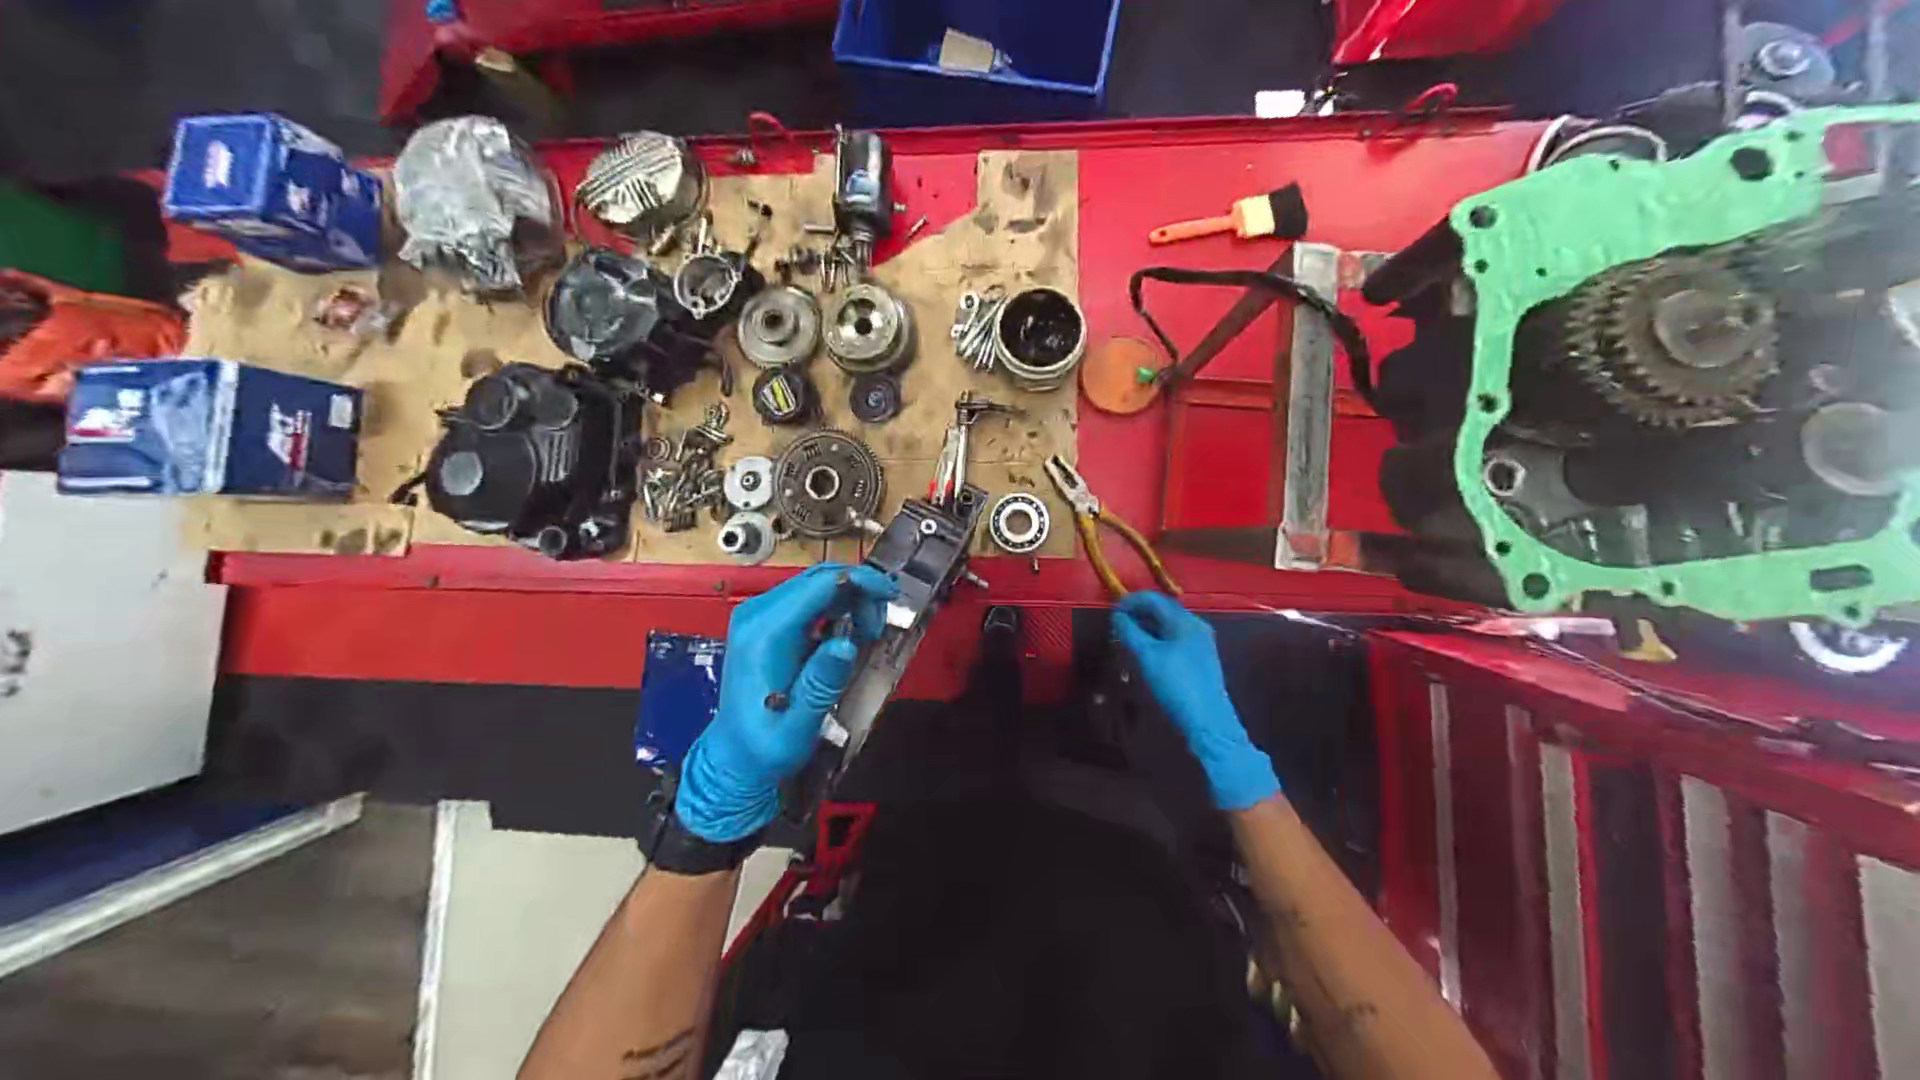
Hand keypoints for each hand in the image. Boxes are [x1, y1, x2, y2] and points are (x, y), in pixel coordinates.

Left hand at [676, 563, 898, 841]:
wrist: (735, 756)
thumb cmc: (765, 746)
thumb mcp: (797, 725)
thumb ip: (821, 683)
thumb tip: (846, 644)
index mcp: (764, 634)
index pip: (819, 585)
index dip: (860, 582)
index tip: (892, 596)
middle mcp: (759, 614)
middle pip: (820, 578)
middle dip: (860, 592)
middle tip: (879, 626)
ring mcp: (762, 616)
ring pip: (817, 585)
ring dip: (851, 600)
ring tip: (866, 633)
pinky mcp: (770, 623)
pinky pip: (811, 599)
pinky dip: (837, 607)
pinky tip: (849, 634)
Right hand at [1110, 591, 1279, 810]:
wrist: (1208, 724)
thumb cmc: (1175, 686)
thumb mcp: (1146, 657)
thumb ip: (1129, 632)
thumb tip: (1117, 616)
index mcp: (1185, 621)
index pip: (1152, 599)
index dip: (1128, 602)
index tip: (1109, 614)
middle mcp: (1195, 627)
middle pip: (1161, 610)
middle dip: (1136, 615)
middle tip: (1115, 628)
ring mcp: (1200, 644)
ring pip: (1166, 627)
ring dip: (1144, 629)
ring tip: (1125, 641)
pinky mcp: (1199, 660)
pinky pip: (1172, 640)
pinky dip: (1155, 641)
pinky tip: (1143, 655)